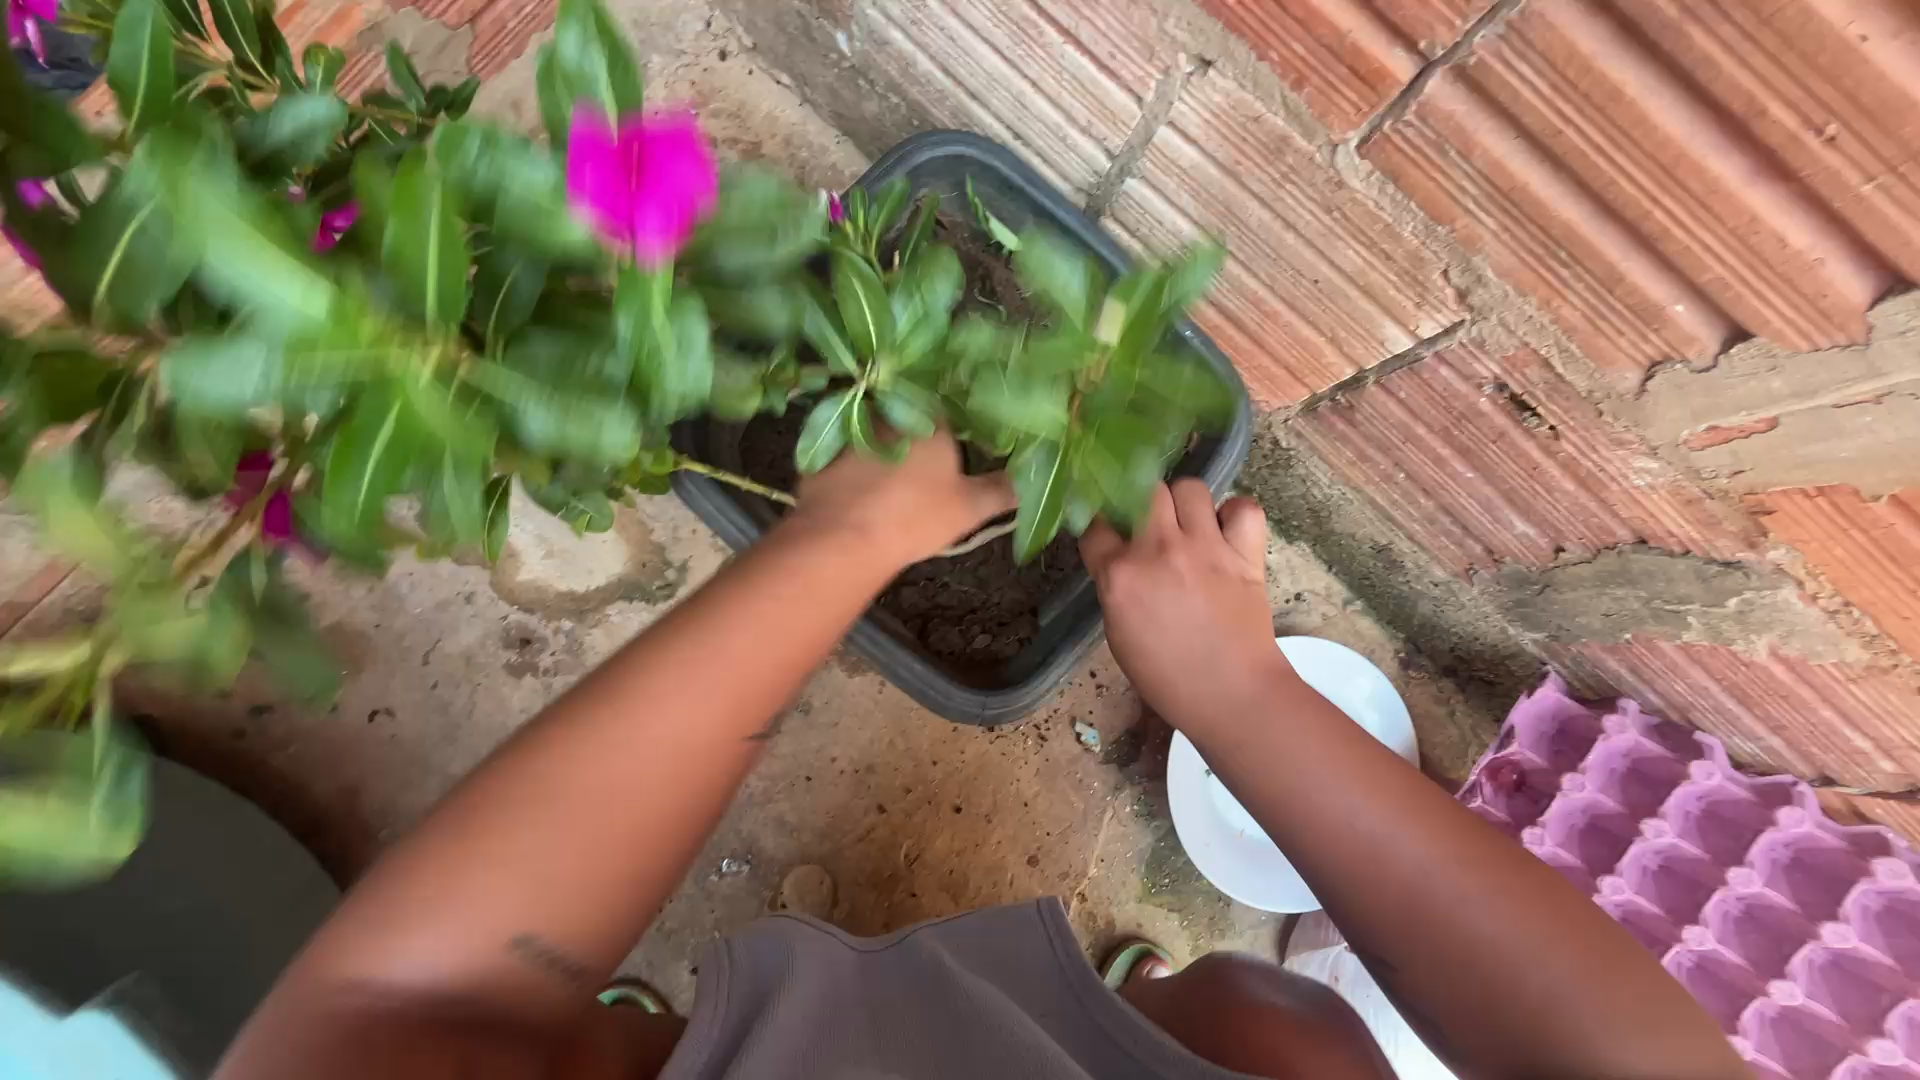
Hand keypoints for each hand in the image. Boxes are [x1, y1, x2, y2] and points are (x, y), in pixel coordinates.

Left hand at [786, 429, 1015, 567]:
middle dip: (921, 431)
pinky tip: (863, 487)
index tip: (966, 434)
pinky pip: (847, 454)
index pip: (950, 403)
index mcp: (931, 419)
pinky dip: (856, 465)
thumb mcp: (970, 508)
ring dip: (888, 447)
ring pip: (878, 433)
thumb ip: (1002, 490)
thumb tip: (1033, 478)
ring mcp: (853, 434)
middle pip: (911, 415)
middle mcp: (891, 415)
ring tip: (898, 474)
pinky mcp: (824, 456)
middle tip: (932, 457)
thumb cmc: (914, 517)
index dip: (959, 418)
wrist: (841, 539)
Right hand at [1081, 479, 1296, 735]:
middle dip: (1142, 503)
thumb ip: (1116, 588)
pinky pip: (1243, 508)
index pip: (1096, 527)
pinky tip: (1226, 532)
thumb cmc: (1167, 677)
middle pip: (1143, 491)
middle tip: (1150, 524)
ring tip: (1188, 524)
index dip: (1100, 529)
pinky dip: (1235, 514)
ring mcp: (1205, 548)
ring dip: (1184, 502)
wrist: (1232, 695)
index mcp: (1119, 576)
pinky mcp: (1245, 553)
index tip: (1107, 535)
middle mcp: (1159, 550)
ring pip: (1189, 487)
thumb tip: (1122, 561)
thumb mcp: (1118, 633)